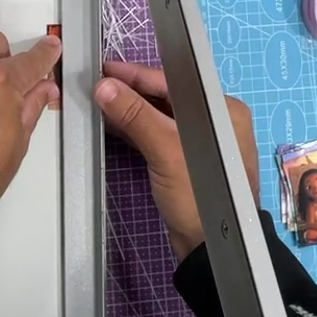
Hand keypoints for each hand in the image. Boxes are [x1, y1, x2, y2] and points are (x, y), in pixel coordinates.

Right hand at [93, 61, 257, 260]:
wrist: (211, 249)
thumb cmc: (198, 194)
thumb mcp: (165, 148)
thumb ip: (135, 115)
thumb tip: (103, 87)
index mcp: (222, 108)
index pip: (172, 81)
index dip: (134, 74)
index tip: (102, 68)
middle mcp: (216, 119)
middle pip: (165, 96)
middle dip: (129, 91)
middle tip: (93, 84)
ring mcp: (202, 140)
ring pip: (160, 115)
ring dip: (129, 110)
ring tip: (96, 101)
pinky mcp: (187, 160)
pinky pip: (158, 134)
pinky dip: (137, 129)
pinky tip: (112, 124)